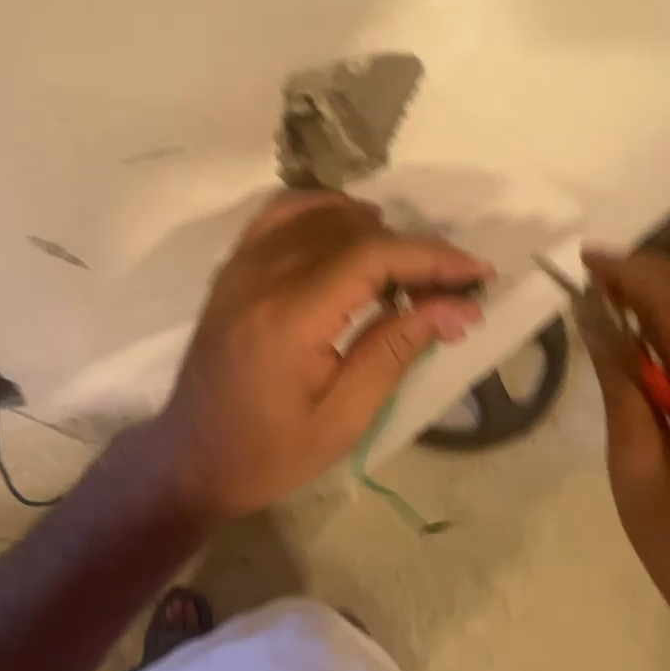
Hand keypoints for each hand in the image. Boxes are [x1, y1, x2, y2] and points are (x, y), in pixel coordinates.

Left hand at [152, 192, 493, 521]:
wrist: (190, 457)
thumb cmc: (269, 453)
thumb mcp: (343, 417)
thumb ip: (395, 350)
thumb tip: (459, 306)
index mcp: (289, 317)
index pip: (371, 257)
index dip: (432, 258)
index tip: (478, 273)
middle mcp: (260, 276)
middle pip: (348, 229)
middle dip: (408, 249)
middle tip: (445, 289)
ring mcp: (239, 267)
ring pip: (315, 213)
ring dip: (368, 229)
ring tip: (401, 270)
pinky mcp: (230, 269)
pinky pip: (278, 216)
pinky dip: (320, 213)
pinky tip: (347, 236)